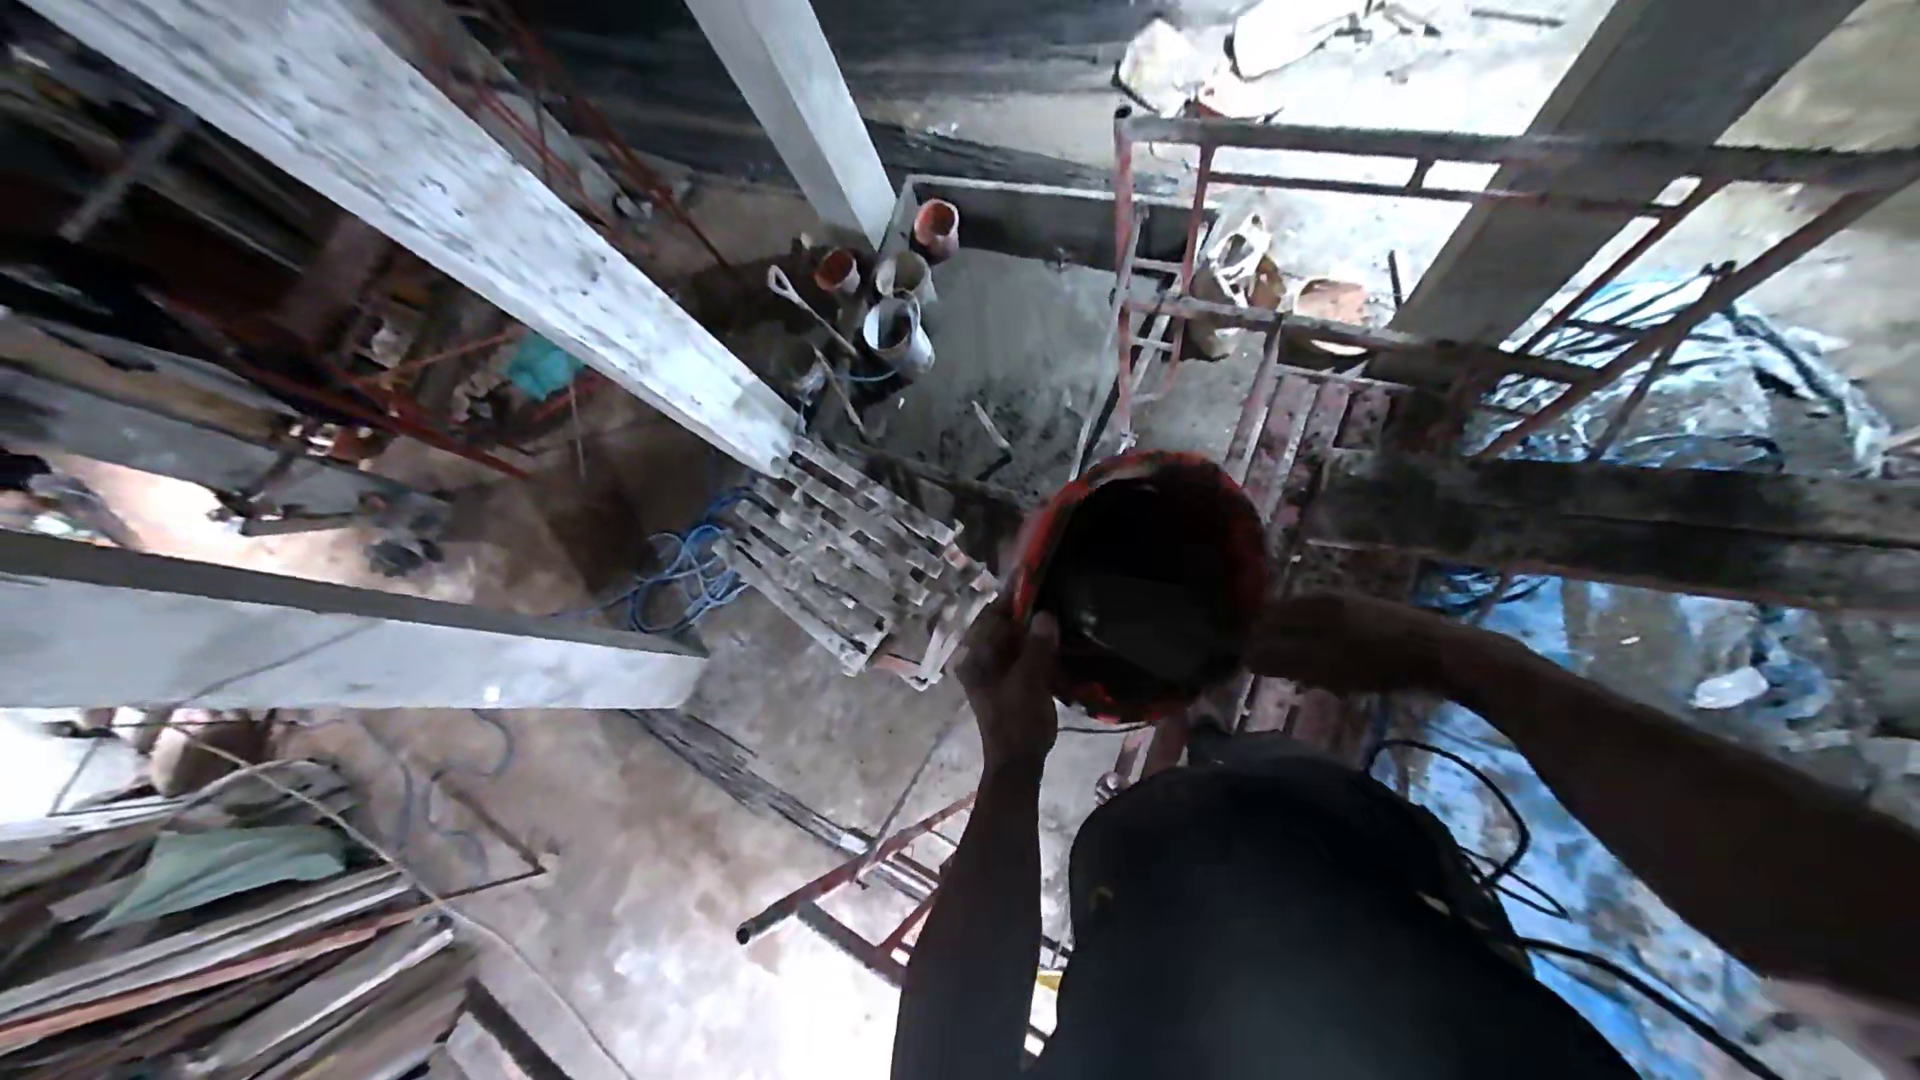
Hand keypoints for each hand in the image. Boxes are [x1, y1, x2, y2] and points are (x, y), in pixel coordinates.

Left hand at [955, 598, 1059, 773]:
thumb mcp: (1030, 682)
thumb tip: (1046, 614)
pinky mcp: (1005, 681)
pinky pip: (1017, 654)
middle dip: (1023, 611)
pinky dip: (1031, 645)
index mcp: (975, 657)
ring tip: (1054, 612)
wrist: (1017, 763)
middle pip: (1000, 625)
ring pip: (1010, 639)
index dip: (1012, 598)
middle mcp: (977, 660)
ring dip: (1029, 628)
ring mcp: (990, 671)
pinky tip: (1050, 639)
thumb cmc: (1018, 721)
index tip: (1033, 579)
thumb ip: (1037, 647)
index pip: (991, 616)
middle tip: (1050, 595)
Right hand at [1246, 592, 1491, 693]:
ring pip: (1311, 635)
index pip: (1265, 617)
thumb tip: (1246, 657)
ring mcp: (1352, 607)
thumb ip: (1280, 658)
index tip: (1261, 671)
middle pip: (1287, 626)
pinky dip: (1332, 660)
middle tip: (1295, 681)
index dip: (1257, 644)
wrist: (1447, 655)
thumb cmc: (1377, 659)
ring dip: (1309, 661)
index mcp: (1310, 601)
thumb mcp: (1321, 663)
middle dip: (1285, 654)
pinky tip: (1346, 681)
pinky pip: (1336, 640)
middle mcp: (1326, 597)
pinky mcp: (1373, 621)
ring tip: (1323, 685)